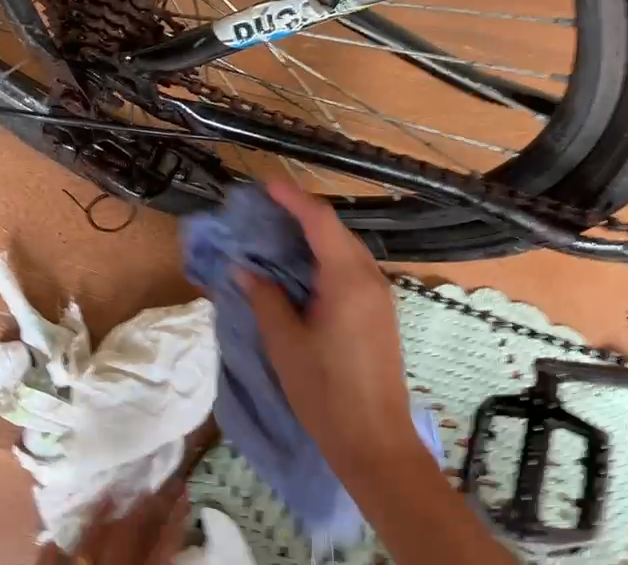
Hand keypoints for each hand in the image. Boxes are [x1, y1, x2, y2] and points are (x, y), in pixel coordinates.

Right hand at [237, 181, 424, 475]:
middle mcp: (370, 277)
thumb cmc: (326, 393)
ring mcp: (381, 295)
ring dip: (316, 237)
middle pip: (336, 230)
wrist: (376, 442)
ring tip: (281, 235)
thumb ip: (266, 299)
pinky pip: (354, 269)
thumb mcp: (286, 345)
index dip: (293, 198)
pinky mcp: (382, 313)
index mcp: (347, 278)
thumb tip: (245, 269)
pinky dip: (328, 258)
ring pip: (347, 249)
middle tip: (267, 210)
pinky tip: (306, 270)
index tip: (267, 184)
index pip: (320, 221)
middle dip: (303, 214)